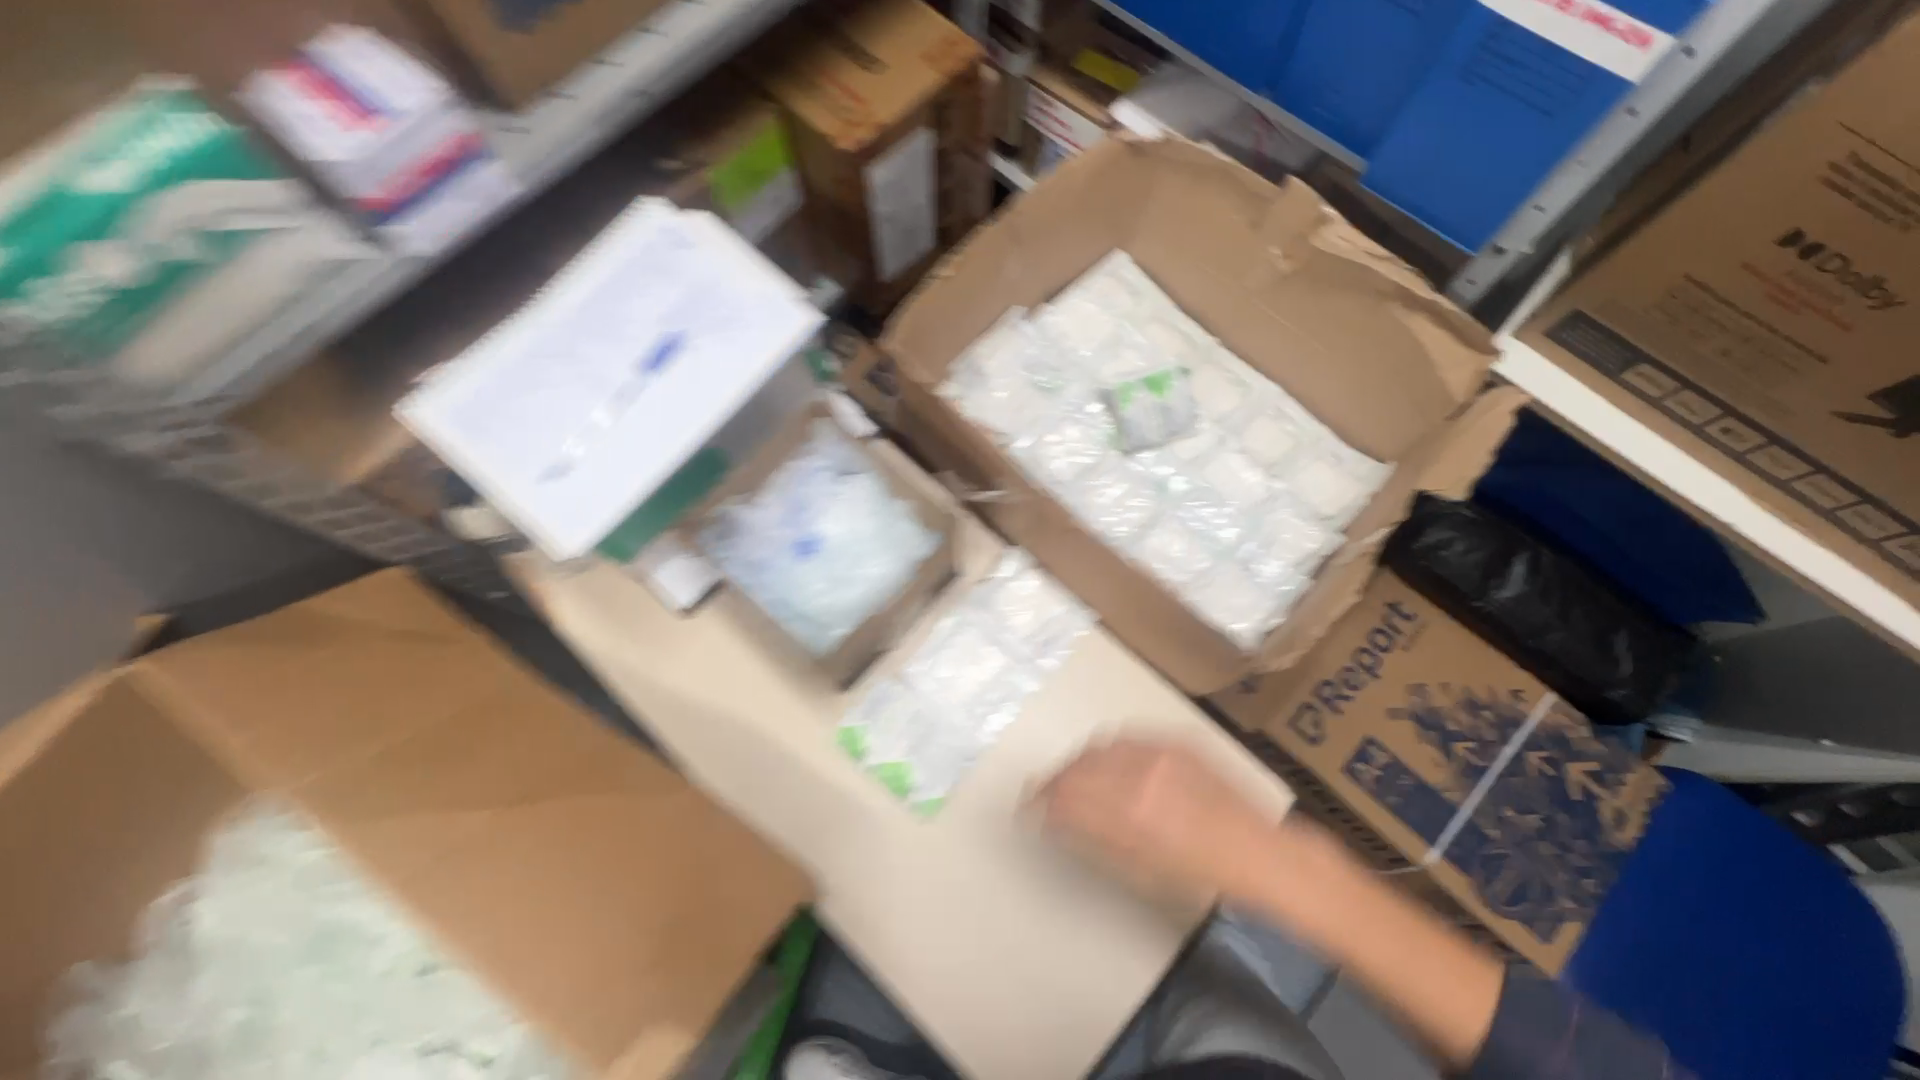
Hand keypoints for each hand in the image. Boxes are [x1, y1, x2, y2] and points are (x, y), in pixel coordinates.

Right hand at [1034, 739, 1286, 901]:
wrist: (1256, 851)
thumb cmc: (1199, 873)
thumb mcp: (1138, 865)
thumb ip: (1092, 835)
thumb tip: (1056, 818)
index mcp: (1128, 812)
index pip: (1066, 795)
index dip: (1040, 799)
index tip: (1029, 805)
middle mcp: (1140, 774)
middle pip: (1077, 765)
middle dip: (1054, 778)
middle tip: (1044, 791)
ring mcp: (1160, 752)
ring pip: (1099, 745)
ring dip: (1079, 760)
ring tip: (1075, 776)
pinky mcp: (1177, 740)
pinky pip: (1128, 736)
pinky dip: (1109, 748)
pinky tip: (1109, 761)